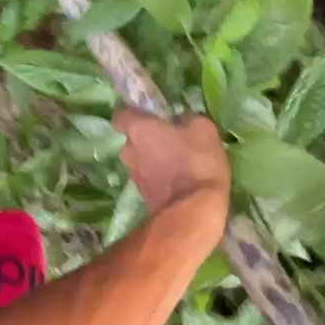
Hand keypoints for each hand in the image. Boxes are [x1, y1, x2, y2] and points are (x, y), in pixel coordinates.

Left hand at [113, 110, 229, 219]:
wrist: (194, 211)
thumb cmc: (195, 162)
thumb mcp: (203, 130)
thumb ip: (188, 119)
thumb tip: (182, 120)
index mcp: (137, 129)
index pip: (121, 115)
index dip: (134, 114)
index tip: (150, 116)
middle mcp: (128, 150)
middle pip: (132, 139)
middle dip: (148, 139)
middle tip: (171, 139)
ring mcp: (133, 175)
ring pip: (140, 160)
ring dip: (154, 160)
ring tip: (178, 163)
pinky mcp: (143, 196)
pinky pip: (149, 179)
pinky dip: (160, 178)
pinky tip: (180, 181)